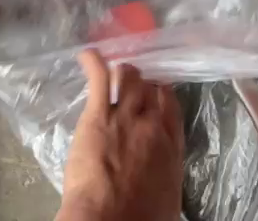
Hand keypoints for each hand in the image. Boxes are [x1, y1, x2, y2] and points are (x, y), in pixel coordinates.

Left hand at [56, 49, 185, 220]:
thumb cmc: (140, 219)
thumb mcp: (166, 197)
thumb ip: (166, 170)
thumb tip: (163, 169)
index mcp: (170, 146)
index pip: (170, 105)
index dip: (162, 93)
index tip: (156, 89)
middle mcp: (151, 124)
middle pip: (148, 88)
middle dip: (140, 82)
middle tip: (131, 83)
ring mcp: (124, 115)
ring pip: (127, 78)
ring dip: (122, 72)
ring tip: (114, 71)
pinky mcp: (98, 114)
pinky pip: (98, 77)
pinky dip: (93, 62)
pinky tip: (87, 54)